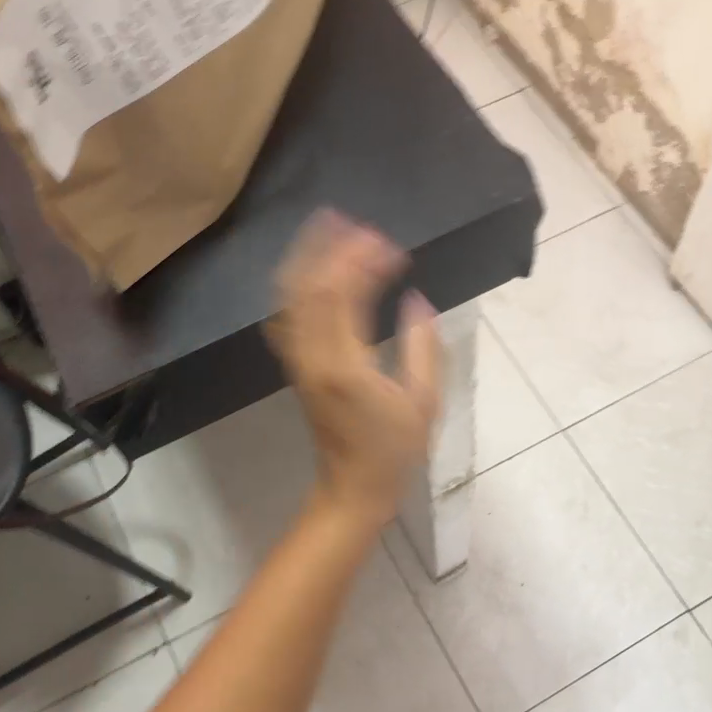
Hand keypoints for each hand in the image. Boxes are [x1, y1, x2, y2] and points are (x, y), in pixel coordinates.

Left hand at [266, 210, 442, 525]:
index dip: (361, 261)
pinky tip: (314, 272)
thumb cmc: (394, 450)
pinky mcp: (297, 367)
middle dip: (328, 248)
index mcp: (345, 365)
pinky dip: (298, 285)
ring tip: (329, 230)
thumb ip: (422, 347)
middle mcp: (312, 356)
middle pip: (306, 286)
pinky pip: (289, 316)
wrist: (353, 488)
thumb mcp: (423, 402)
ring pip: (290, 297)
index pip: (341, 294)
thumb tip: (417, 300)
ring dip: (307, 260)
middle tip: (355, 223)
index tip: (391, 247)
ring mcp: (299, 362)